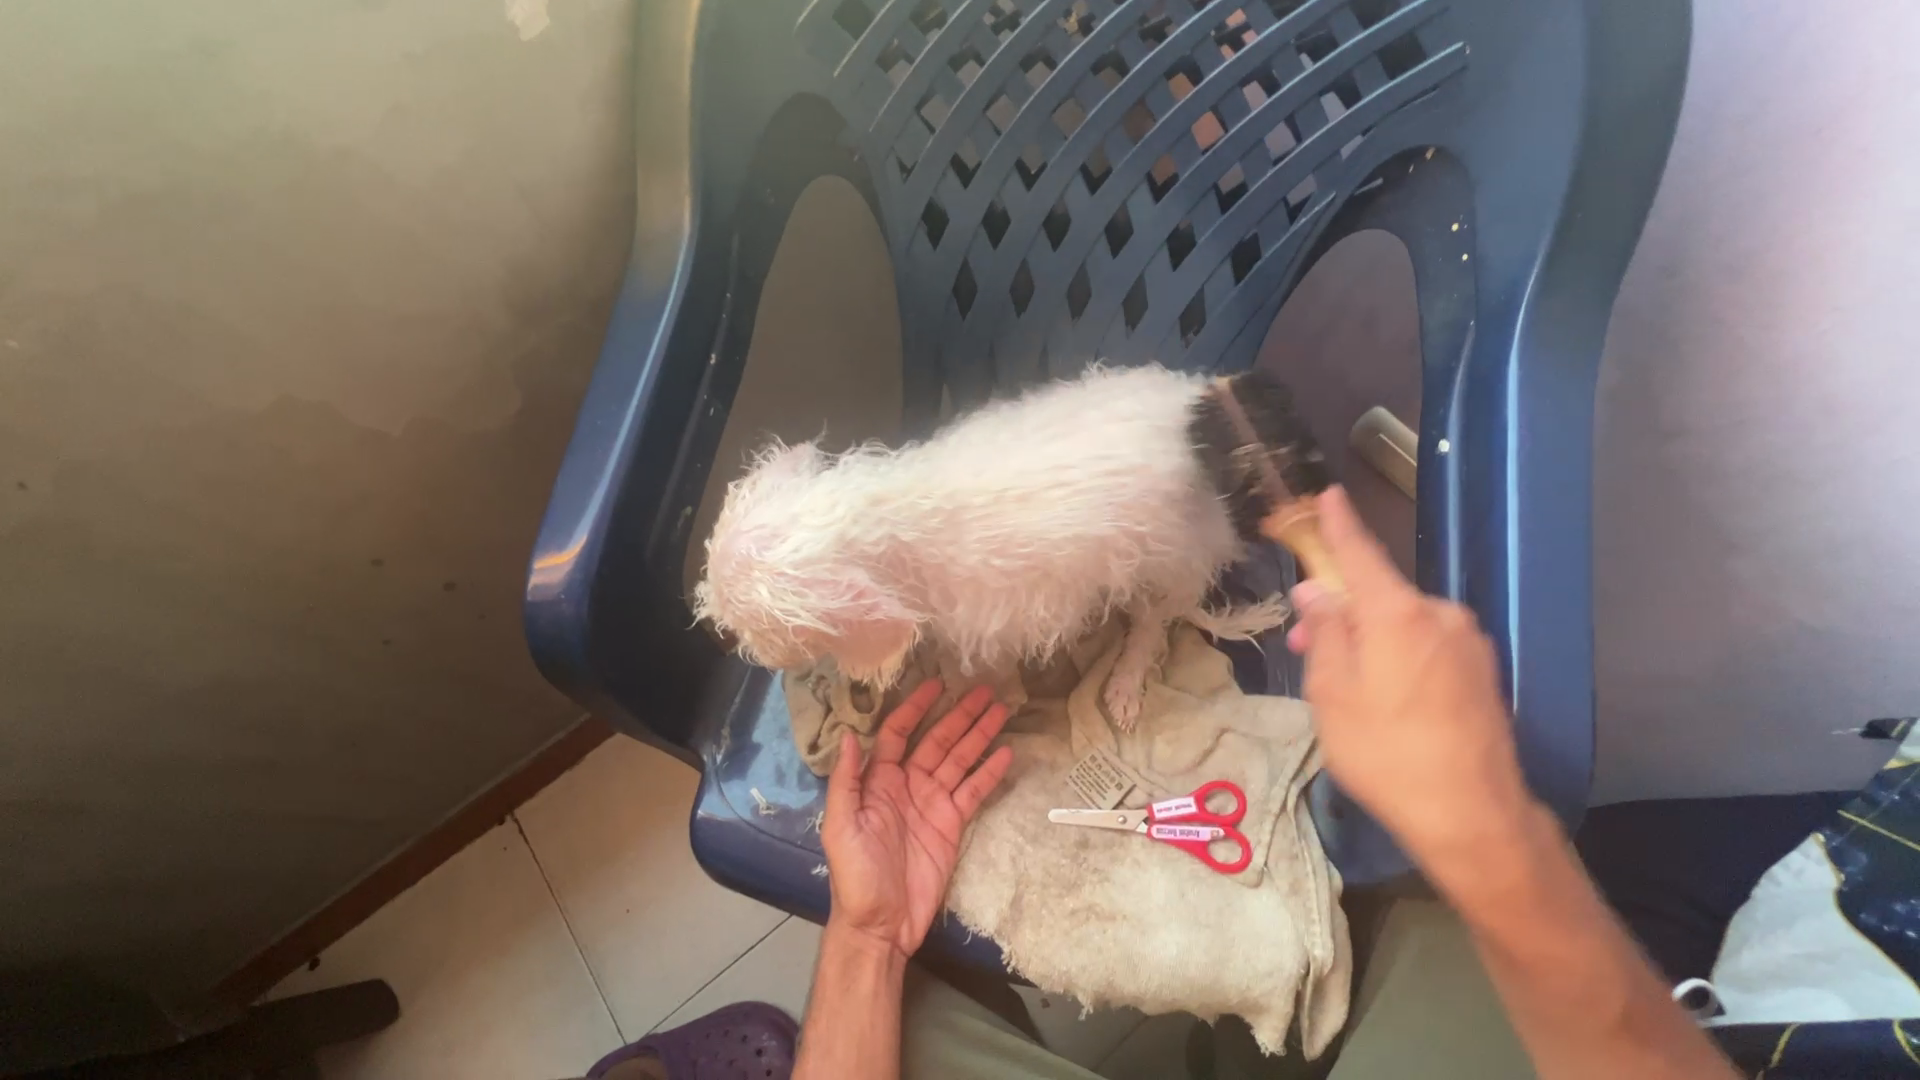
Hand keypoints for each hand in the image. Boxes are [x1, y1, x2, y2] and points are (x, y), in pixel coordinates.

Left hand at [822, 681, 1013, 959]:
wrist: (881, 925)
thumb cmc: (855, 876)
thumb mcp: (841, 826)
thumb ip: (847, 780)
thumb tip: (849, 733)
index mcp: (879, 781)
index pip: (898, 733)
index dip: (915, 708)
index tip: (935, 685)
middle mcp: (908, 785)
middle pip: (937, 740)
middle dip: (959, 715)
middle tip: (984, 691)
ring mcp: (933, 803)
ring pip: (959, 760)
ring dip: (979, 736)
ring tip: (1001, 711)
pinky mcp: (952, 825)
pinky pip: (973, 792)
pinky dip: (990, 773)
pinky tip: (1006, 754)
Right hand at [1286, 487, 1534, 874]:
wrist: (1472, 817)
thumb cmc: (1385, 751)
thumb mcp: (1332, 692)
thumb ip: (1324, 632)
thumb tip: (1317, 592)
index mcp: (1399, 614)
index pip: (1361, 555)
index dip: (1340, 525)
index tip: (1329, 494)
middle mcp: (1440, 617)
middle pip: (1378, 596)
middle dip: (1339, 610)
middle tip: (1304, 644)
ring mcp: (1468, 645)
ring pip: (1400, 624)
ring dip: (1365, 638)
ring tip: (1340, 682)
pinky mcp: (1482, 674)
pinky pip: (1424, 647)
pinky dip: (1394, 656)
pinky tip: (1381, 697)